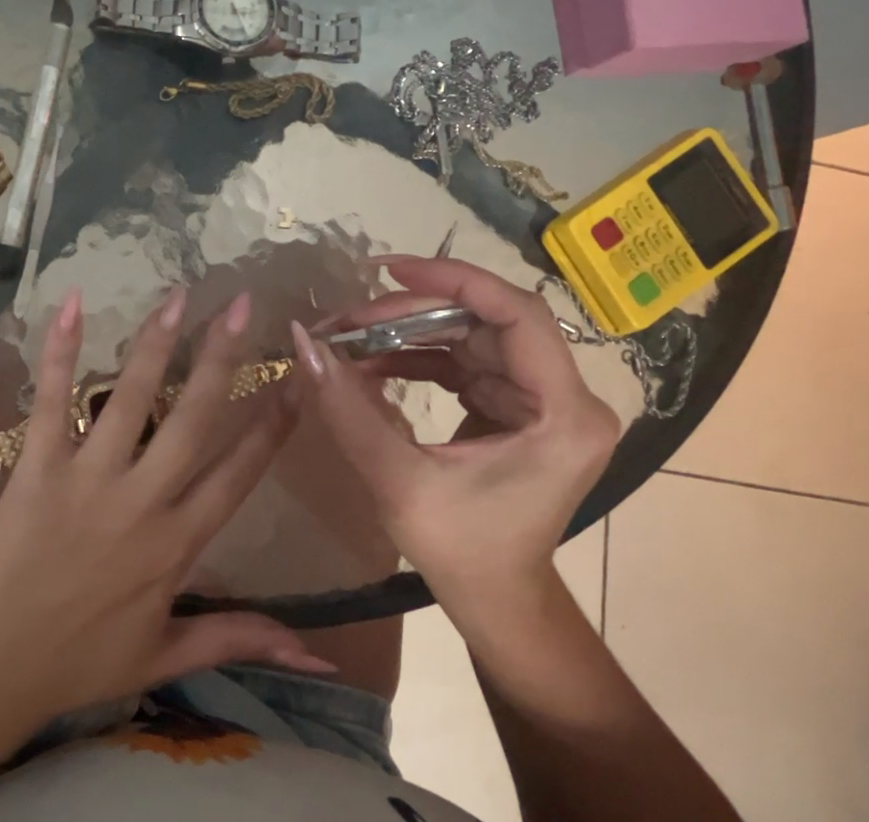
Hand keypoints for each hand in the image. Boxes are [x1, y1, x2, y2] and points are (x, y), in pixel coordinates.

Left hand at [0, 287, 328, 726]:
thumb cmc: (83, 663)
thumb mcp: (168, 655)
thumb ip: (240, 637)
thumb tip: (316, 652)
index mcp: (178, 544)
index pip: (239, 473)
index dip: (273, 423)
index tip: (298, 376)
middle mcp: (142, 502)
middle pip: (193, 420)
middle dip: (222, 359)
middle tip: (243, 304)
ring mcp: (87, 481)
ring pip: (131, 400)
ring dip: (156, 345)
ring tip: (180, 296)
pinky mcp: (36, 469)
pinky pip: (52, 404)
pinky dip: (61, 354)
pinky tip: (71, 305)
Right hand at [287, 257, 619, 609]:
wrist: (495, 599)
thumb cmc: (459, 550)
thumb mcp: (395, 478)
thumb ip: (347, 407)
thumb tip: (301, 340)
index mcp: (562, 413)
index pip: (518, 315)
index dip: (454, 282)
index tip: (388, 270)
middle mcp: (567, 397)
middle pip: (489, 322)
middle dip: (414, 313)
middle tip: (348, 317)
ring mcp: (545, 402)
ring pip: (474, 339)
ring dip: (410, 334)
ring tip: (349, 338)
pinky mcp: (519, 410)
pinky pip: (468, 364)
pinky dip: (419, 359)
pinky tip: (371, 364)